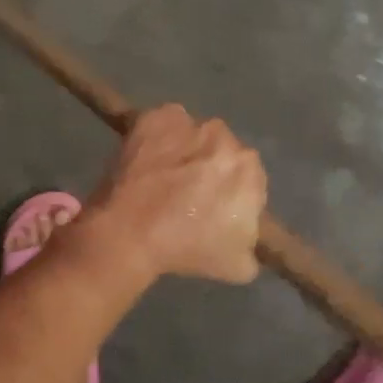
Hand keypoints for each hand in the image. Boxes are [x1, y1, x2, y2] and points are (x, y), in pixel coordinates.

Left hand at [86, 104, 266, 283]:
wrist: (131, 232)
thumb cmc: (187, 249)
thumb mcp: (239, 265)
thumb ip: (251, 241)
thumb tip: (245, 232)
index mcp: (249, 168)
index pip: (248, 177)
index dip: (231, 192)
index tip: (214, 207)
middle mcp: (223, 136)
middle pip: (221, 150)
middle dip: (210, 167)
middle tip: (188, 193)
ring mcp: (187, 122)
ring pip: (193, 135)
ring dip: (185, 149)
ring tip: (163, 176)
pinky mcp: (155, 117)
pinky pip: (164, 123)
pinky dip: (159, 136)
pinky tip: (148, 159)